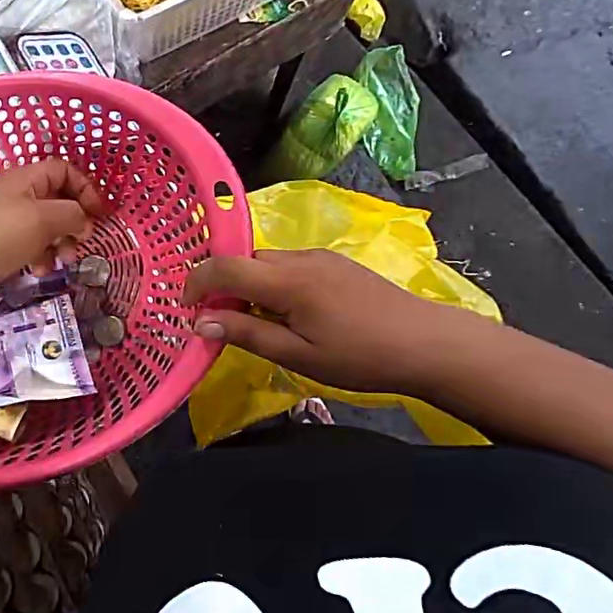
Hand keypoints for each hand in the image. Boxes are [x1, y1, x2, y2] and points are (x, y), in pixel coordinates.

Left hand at [0, 159, 106, 300]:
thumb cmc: (2, 236)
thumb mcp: (44, 220)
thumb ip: (73, 215)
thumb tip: (86, 222)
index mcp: (27, 179)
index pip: (65, 170)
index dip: (85, 188)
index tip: (98, 213)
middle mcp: (20, 194)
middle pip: (60, 199)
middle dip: (75, 221)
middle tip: (82, 240)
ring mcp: (12, 218)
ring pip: (50, 225)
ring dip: (62, 242)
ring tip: (63, 260)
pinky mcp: (6, 242)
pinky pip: (35, 243)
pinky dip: (43, 255)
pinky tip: (41, 270)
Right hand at [185, 249, 491, 395]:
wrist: (426, 343)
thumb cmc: (360, 356)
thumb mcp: (298, 355)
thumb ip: (247, 333)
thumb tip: (201, 322)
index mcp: (288, 279)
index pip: (225, 265)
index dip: (197, 283)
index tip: (187, 309)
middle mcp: (300, 257)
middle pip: (245, 260)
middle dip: (224, 286)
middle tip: (223, 324)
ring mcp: (321, 256)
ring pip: (267, 262)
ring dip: (250, 285)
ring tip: (258, 323)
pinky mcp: (335, 263)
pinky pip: (290, 265)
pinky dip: (274, 283)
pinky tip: (289, 314)